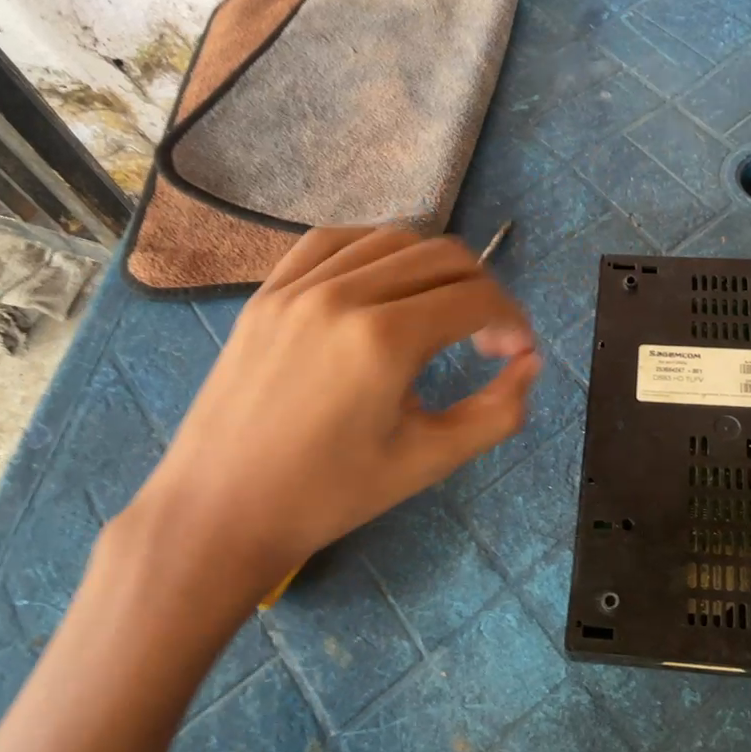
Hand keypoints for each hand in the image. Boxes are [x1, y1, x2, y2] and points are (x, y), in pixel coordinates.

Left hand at [129, 227, 539, 607]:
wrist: (221, 512)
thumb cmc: (330, 496)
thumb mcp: (428, 461)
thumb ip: (496, 412)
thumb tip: (530, 363)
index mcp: (385, 340)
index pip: (477, 297)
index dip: (512, 320)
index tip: (517, 353)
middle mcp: (343, 294)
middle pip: (442, 256)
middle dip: (482, 289)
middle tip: (487, 337)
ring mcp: (297, 287)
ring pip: (390, 239)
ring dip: (432, 266)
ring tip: (439, 310)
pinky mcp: (266, 292)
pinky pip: (330, 241)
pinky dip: (372, 249)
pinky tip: (381, 280)